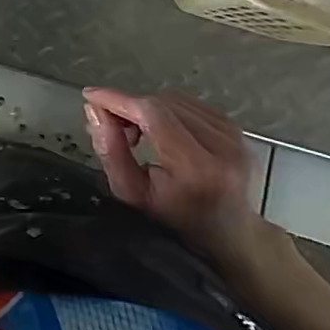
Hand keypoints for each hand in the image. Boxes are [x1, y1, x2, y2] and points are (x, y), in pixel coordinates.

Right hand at [82, 87, 282, 257]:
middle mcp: (222, 147)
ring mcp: (235, 136)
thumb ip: (111, 152)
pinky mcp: (238, 130)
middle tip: (112, 126)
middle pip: (163, 104)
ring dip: (148, 109)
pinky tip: (161, 130)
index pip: (153, 115)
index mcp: (197, 168)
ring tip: (137, 132)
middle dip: (130, 108)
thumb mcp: (133, 193)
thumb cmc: (175, 219)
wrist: (229, 234)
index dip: (119, 100)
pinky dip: (169, 111)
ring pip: (176, 100)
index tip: (91, 96)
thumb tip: (95, 111)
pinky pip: (192, 105)